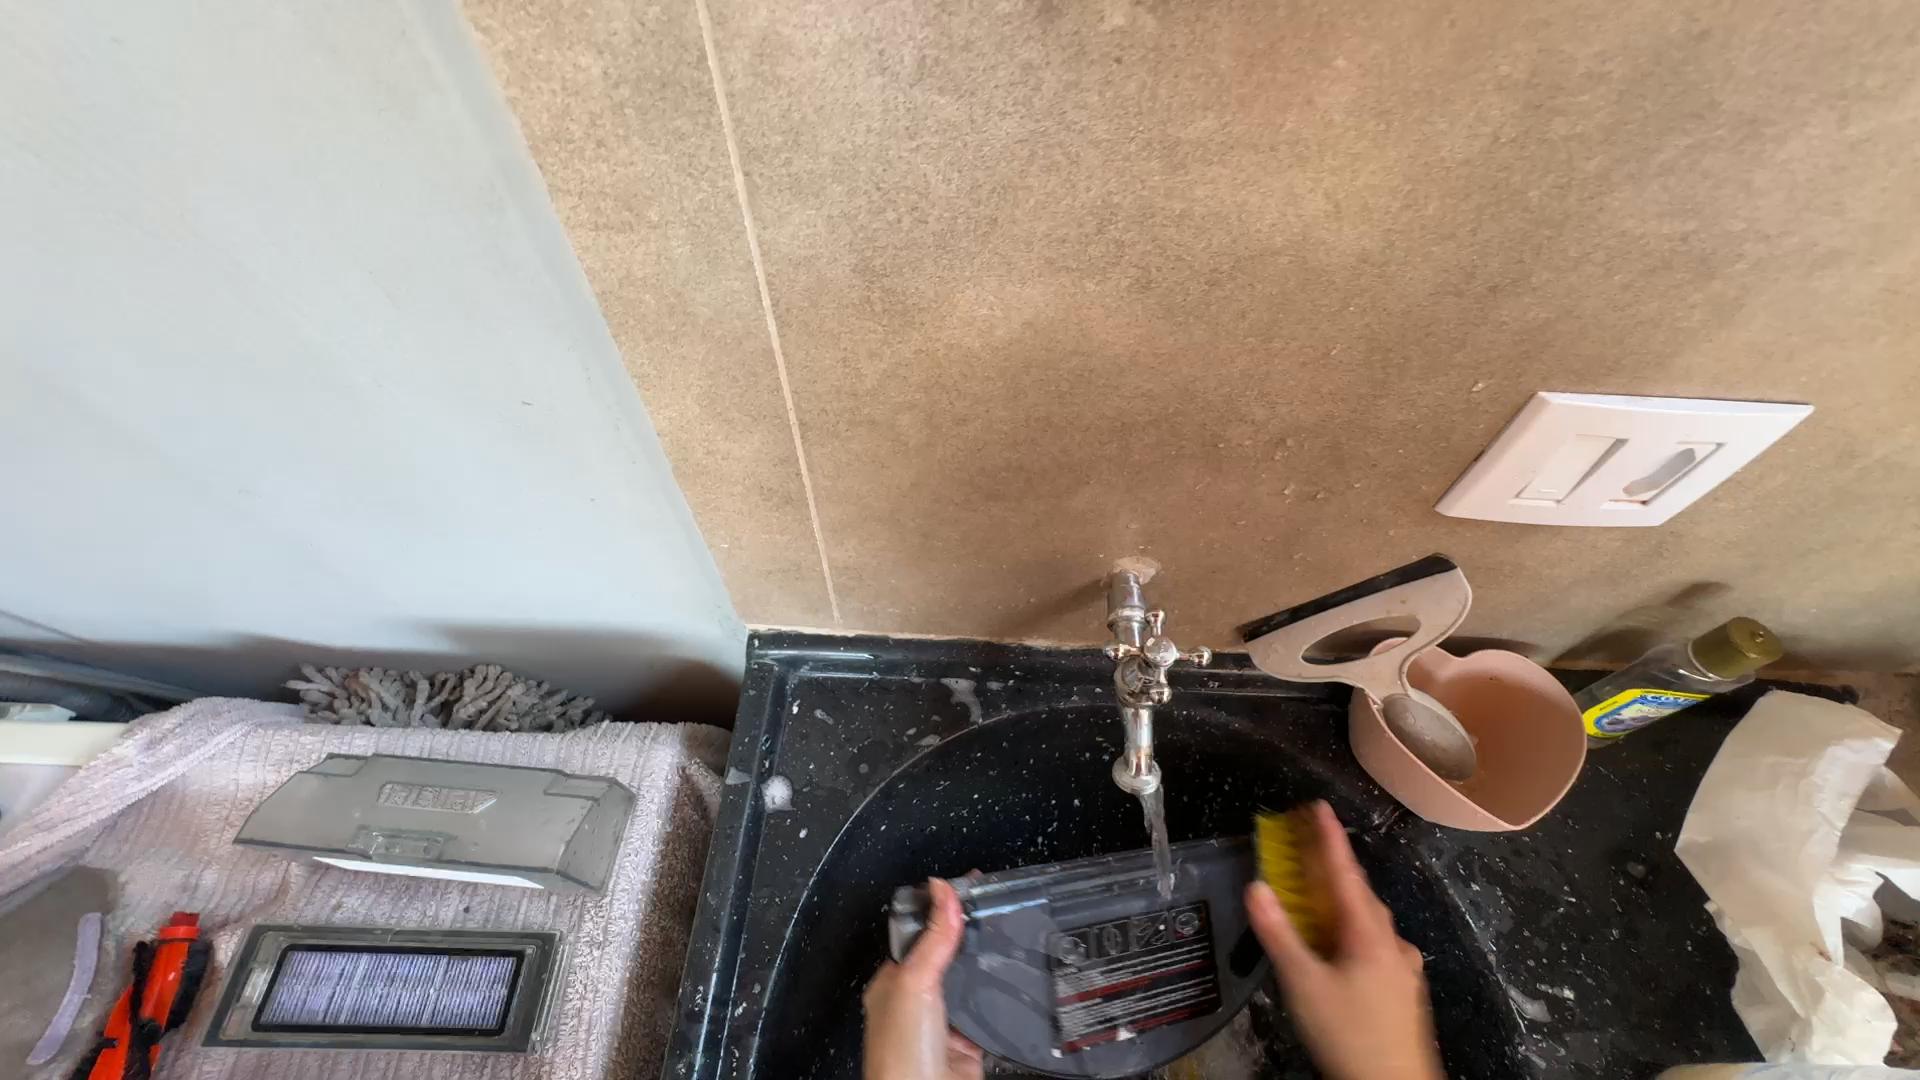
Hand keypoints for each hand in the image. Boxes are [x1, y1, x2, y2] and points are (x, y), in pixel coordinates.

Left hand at [863, 878, 984, 1079]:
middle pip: (944, 956)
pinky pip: (985, 1011)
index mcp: (892, 981)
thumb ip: (933, 937)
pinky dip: (997, 999)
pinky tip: (1008, 983)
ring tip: (1004, 936)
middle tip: (992, 907)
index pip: (919, 932)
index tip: (966, 886)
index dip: (941, 909)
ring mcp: (941, 1023)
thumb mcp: (915, 982)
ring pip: (967, 982)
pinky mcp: (967, 1044)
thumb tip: (942, 888)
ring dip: (983, 967)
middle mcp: (914, 1002)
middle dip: (965, 936)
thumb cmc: (901, 1057)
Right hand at [1245, 801, 1446, 1079]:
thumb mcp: (1303, 983)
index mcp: (1368, 932)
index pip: (1344, 872)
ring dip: (1342, 897)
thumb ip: (1278, 932)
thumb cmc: (1349, 1033)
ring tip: (1318, 891)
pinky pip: (1376, 941)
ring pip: (1370, 919)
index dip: (1330, 838)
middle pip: (1359, 892)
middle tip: (1307, 845)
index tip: (1319, 806)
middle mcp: (1391, 942)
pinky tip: (1344, 942)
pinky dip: (1353, 926)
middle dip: (1333, 865)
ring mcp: (1402, 967)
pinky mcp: (1404, 990)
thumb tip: (1255, 885)